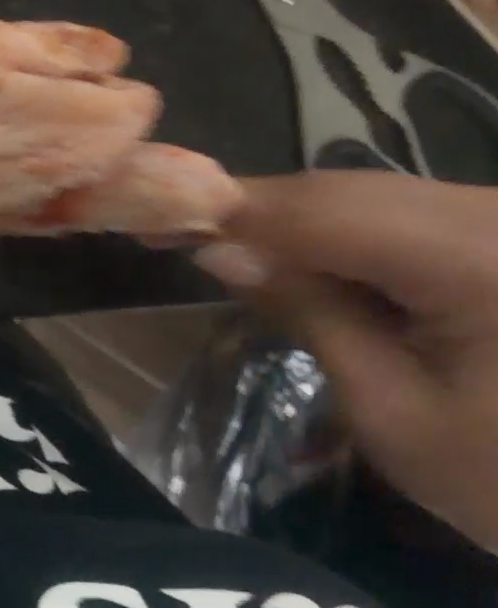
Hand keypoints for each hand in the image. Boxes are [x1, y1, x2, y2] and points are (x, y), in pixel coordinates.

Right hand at [195, 173, 497, 550]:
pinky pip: (431, 218)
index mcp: (489, 263)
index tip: (144, 217)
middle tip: (178, 235)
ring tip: (239, 252)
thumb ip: (311, 316)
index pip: (320, 209)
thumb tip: (219, 249)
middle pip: (354, 190)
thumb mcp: (398, 417)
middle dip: (258, 211)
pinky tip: (324, 267)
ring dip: (306, 223)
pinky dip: (360, 237)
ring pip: (390, 196)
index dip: (222, 207)